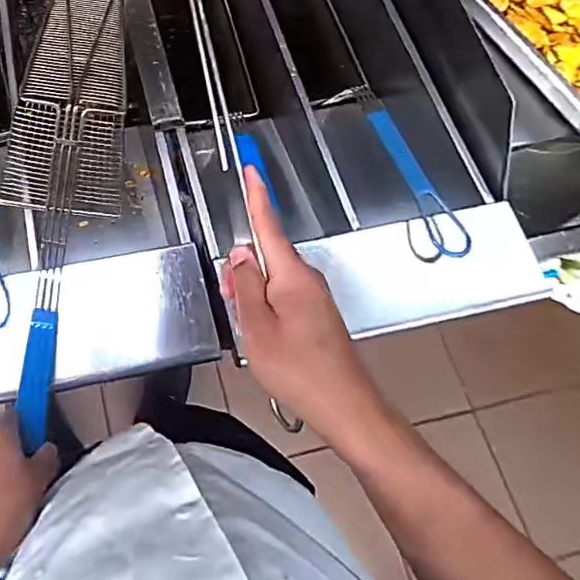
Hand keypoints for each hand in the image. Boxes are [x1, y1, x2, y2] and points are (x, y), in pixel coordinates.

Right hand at [222, 166, 392, 448]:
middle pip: (263, 256)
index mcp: (292, 277)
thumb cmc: (300, 371)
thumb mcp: (255, 325)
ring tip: (248, 327)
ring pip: (270, 278)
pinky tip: (261, 332)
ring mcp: (314, 297)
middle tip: (232, 302)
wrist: (346, 409)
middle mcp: (307, 280)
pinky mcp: (316, 313)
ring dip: (250, 293)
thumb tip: (240, 253)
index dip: (258, 196)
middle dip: (240, 271)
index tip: (252, 171)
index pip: (269, 225)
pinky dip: (263, 305)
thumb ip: (244, 283)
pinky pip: (281, 294)